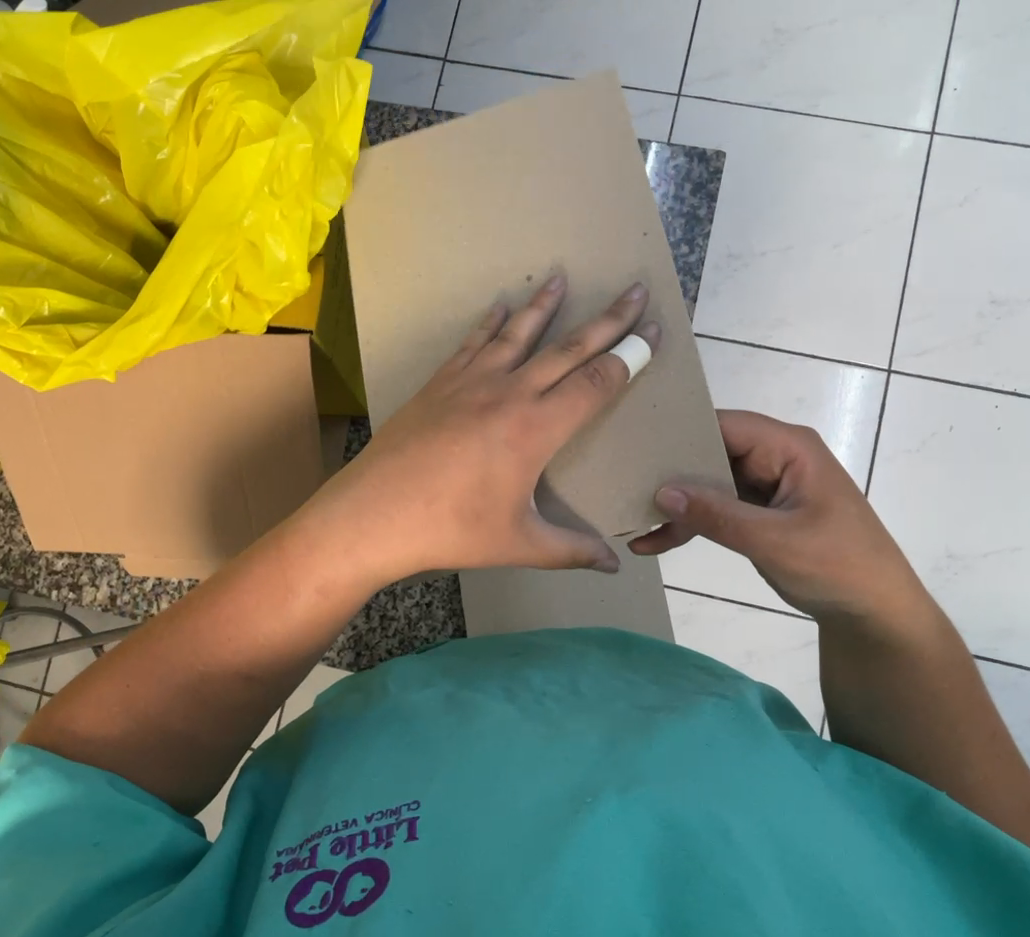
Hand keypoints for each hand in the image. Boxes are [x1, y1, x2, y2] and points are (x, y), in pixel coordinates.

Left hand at [296, 274, 658, 586]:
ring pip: (517, 335)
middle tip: (634, 290)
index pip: (598, 383)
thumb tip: (613, 565)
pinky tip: (498, 308)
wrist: (375, 513)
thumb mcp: (518, 543)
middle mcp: (509, 394)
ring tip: (562, 277)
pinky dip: (489, 324)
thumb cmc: (451, 530)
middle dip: (607, 320)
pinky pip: (471, 343)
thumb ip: (570, 550)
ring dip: (544, 305)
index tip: (654, 333)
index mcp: (537, 429)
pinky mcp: (438, 385)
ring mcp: (470, 384)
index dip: (631, 357)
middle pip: (568, 348)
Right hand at [629, 410, 932, 628]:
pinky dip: (687, 525)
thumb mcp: (774, 540)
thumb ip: (717, 515)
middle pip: (709, 451)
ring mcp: (763, 486)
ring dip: (672, 504)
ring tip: (628, 520)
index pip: (724, 425)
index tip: (634, 445)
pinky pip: (714, 510)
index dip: (679, 432)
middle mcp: (773, 457)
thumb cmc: (837, 566)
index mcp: (788, 448)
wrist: (871, 611)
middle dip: (668, 471)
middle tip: (618, 482)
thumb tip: (661, 491)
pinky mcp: (756, 513)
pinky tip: (651, 544)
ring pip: (706, 483)